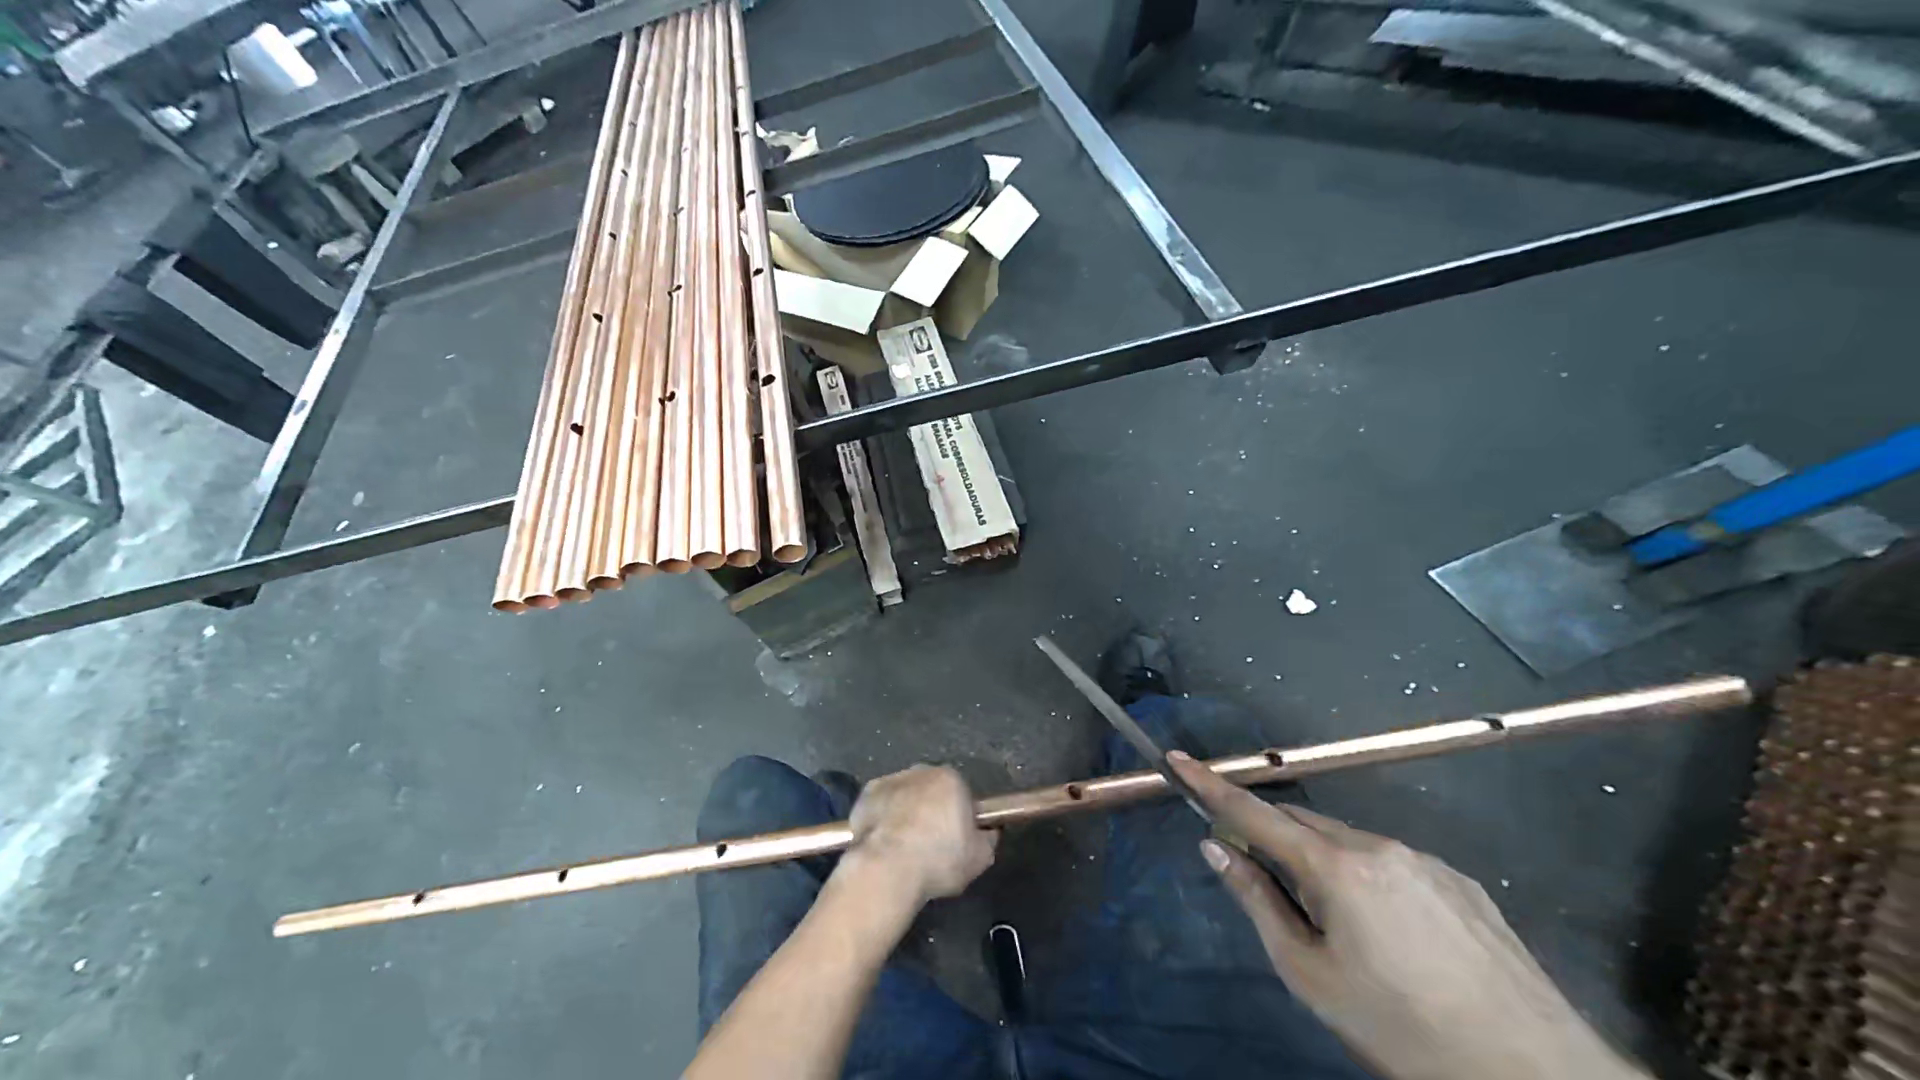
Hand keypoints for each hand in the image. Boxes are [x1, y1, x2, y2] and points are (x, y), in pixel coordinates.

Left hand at [845, 765, 996, 905]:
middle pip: (931, 790)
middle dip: (932, 809)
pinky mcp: (865, 795)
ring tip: (904, 846)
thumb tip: (988, 832)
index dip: (960, 816)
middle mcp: (921, 771)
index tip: (956, 838)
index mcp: (951, 779)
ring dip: (907, 812)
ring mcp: (890, 780)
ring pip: (905, 795)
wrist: (886, 869)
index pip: (961, 793)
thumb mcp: (980, 858)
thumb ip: (989, 839)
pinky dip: (883, 817)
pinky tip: (884, 841)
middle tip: (930, 842)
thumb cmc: (938, 860)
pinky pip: (881, 804)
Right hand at [1168, 752, 1646, 1079]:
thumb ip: (1258, 901)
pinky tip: (1391, 934)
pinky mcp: (1461, 883)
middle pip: (1303, 822)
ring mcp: (1426, 860)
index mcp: (1336, 867)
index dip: (1210, 785)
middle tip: (1256, 871)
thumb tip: (1216, 847)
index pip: (1255, 813)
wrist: (1536, 1076)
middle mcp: (1380, 846)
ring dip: (1321, 862)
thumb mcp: (1310, 975)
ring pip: (1349, 843)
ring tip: (1335, 925)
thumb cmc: (1400, 1028)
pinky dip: (1367, 877)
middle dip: (1270, 834)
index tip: (1177, 760)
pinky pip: (1393, 863)